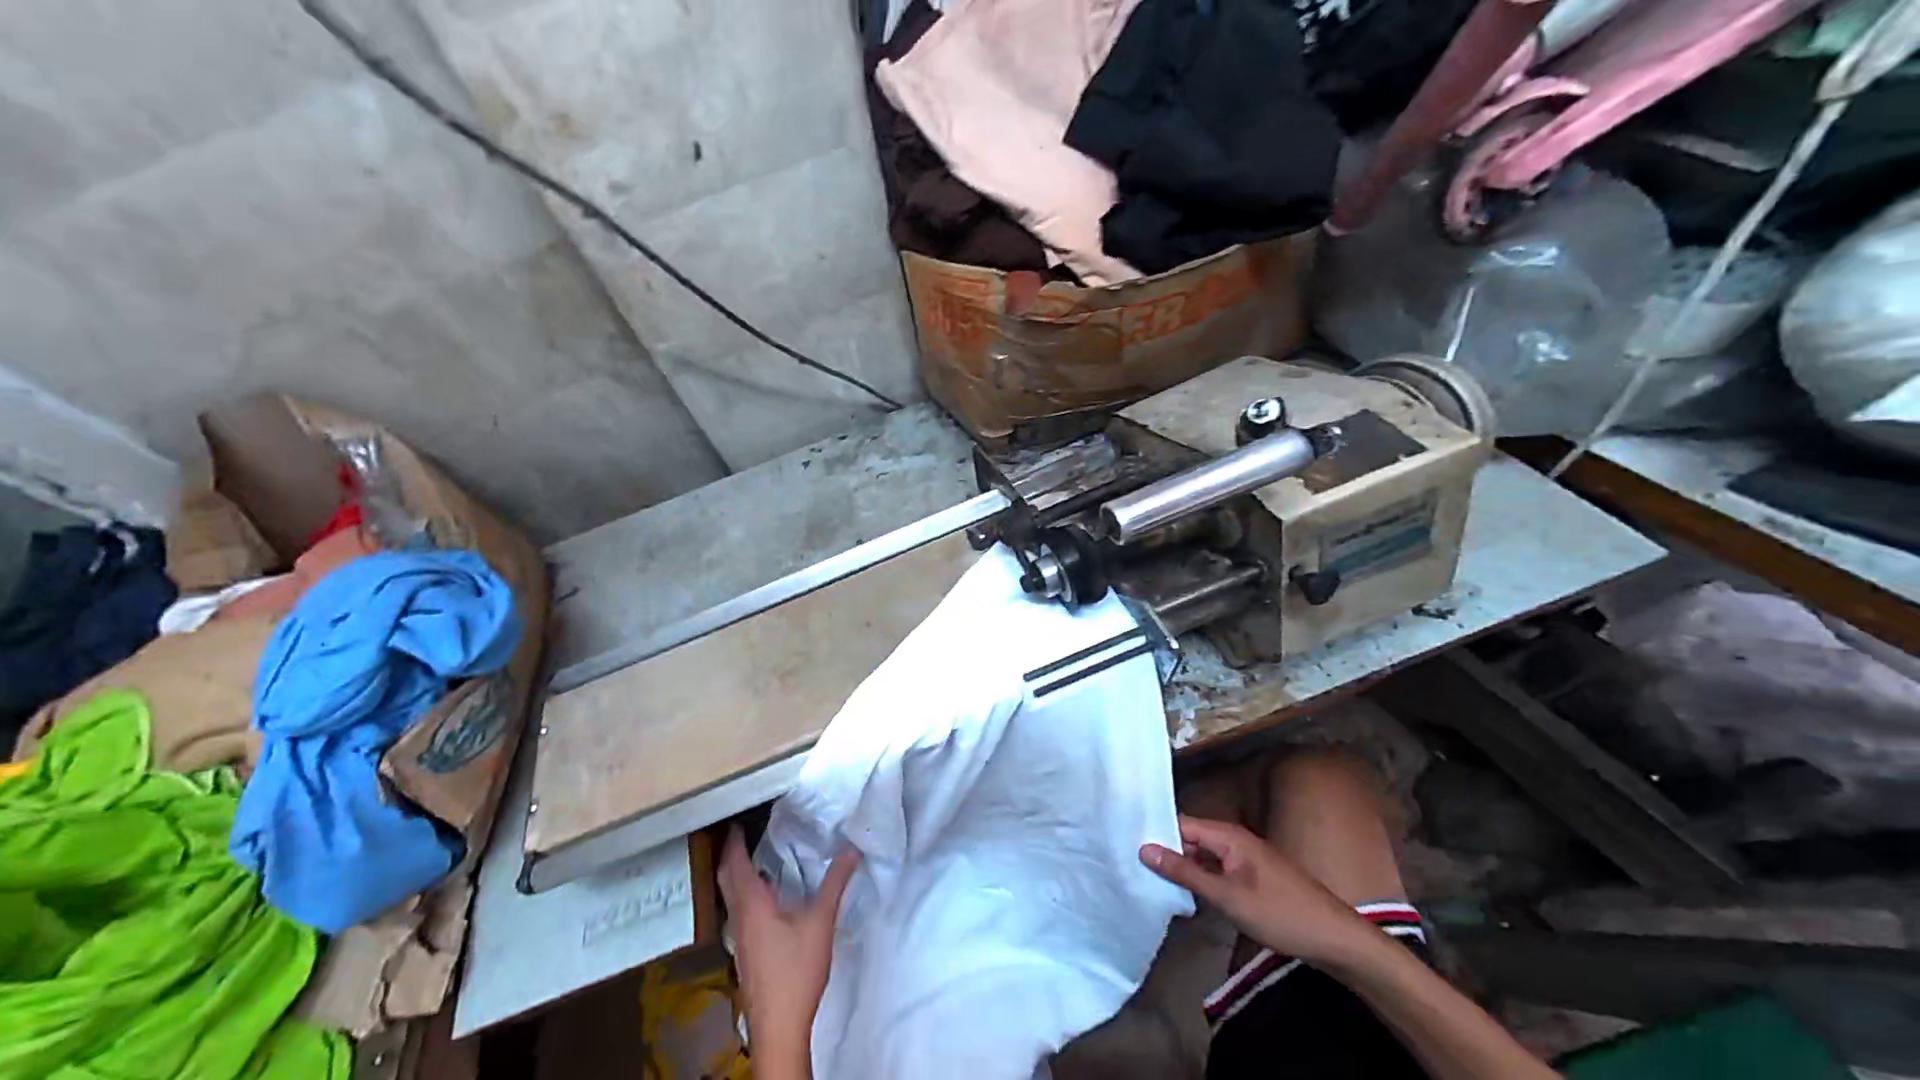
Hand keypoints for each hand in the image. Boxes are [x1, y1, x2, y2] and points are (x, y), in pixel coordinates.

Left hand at [719, 825, 859, 1070]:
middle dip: (731, 856)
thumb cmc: (796, 971)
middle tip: (743, 836)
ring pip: (730, 897)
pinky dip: (744, 894)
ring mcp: (737, 938)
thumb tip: (850, 850)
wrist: (779, 1026)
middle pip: (726, 879)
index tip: (738, 823)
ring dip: (736, 876)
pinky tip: (765, 899)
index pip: (735, 864)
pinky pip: (738, 912)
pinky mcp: (744, 952)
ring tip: (756, 860)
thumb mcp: (821, 922)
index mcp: (751, 905)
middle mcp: (738, 918)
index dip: (735, 842)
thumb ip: (835, 884)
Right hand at [1141, 814, 1378, 965]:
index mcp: (1228, 835)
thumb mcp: (1226, 896)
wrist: (1334, 939)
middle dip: (1165, 850)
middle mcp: (1235, 839)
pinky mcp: (1251, 876)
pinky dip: (1200, 878)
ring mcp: (1244, 858)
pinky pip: (1216, 868)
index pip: (1181, 824)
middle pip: (1190, 838)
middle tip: (1131, 865)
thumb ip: (1184, 872)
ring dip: (1182, 867)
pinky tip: (1184, 894)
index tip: (1125, 844)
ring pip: (1203, 855)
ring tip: (1149, 879)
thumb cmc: (1279, 913)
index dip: (1155, 833)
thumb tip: (1144, 848)